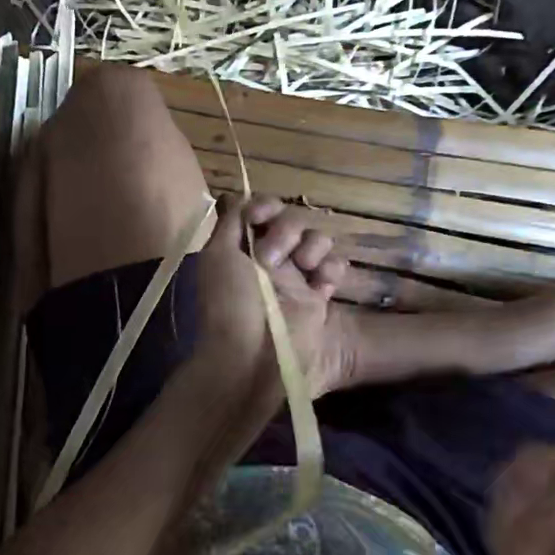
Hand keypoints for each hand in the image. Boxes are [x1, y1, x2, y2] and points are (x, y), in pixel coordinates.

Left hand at [195, 194, 357, 397]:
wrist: (255, 356)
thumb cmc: (231, 303)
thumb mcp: (218, 256)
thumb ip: (231, 222)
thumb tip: (240, 199)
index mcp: (243, 247)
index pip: (263, 210)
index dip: (266, 206)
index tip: (262, 216)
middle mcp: (271, 257)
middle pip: (293, 219)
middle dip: (287, 230)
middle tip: (271, 259)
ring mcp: (297, 276)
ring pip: (318, 238)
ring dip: (312, 246)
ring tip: (303, 269)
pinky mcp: (320, 294)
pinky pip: (336, 266)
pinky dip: (332, 270)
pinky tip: (321, 287)